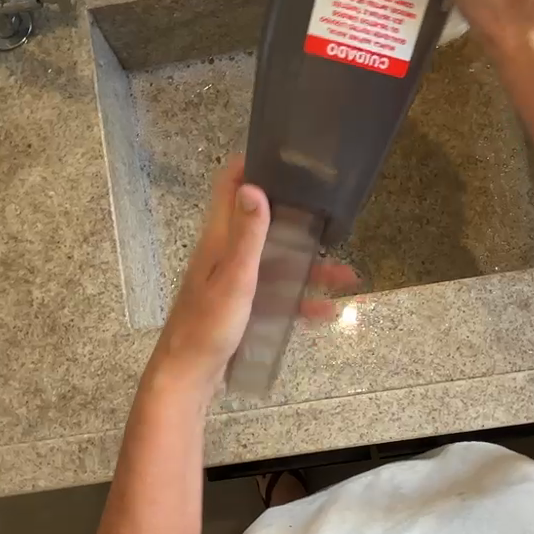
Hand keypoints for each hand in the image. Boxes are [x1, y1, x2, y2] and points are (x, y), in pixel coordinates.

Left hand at [146, 159, 357, 403]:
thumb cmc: (208, 326)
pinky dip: (299, 299)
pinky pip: (274, 296)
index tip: (287, 155)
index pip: (229, 186)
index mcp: (218, 239)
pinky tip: (325, 311)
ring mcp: (232, 281)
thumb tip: (254, 186)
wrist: (187, 377)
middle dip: (296, 218)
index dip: (252, 165)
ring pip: (275, 263)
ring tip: (346, 275)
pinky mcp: (239, 307)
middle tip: (331, 216)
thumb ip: (246, 235)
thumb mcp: (234, 278)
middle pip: (262, 223)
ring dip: (307, 266)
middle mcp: (224, 254)